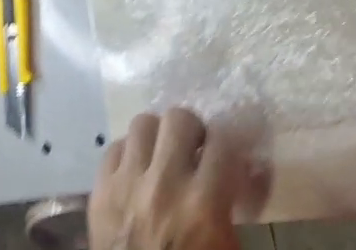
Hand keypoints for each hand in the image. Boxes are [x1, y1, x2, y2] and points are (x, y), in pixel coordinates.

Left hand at [89, 108, 241, 249]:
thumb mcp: (229, 248)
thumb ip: (242, 206)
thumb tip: (256, 167)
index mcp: (203, 205)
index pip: (224, 141)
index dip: (232, 140)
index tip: (234, 148)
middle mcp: (164, 184)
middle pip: (179, 119)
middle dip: (192, 131)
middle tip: (196, 150)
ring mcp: (127, 185)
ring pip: (142, 124)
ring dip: (158, 136)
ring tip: (164, 154)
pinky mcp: (99, 192)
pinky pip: (114, 148)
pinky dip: (129, 154)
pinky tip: (138, 171)